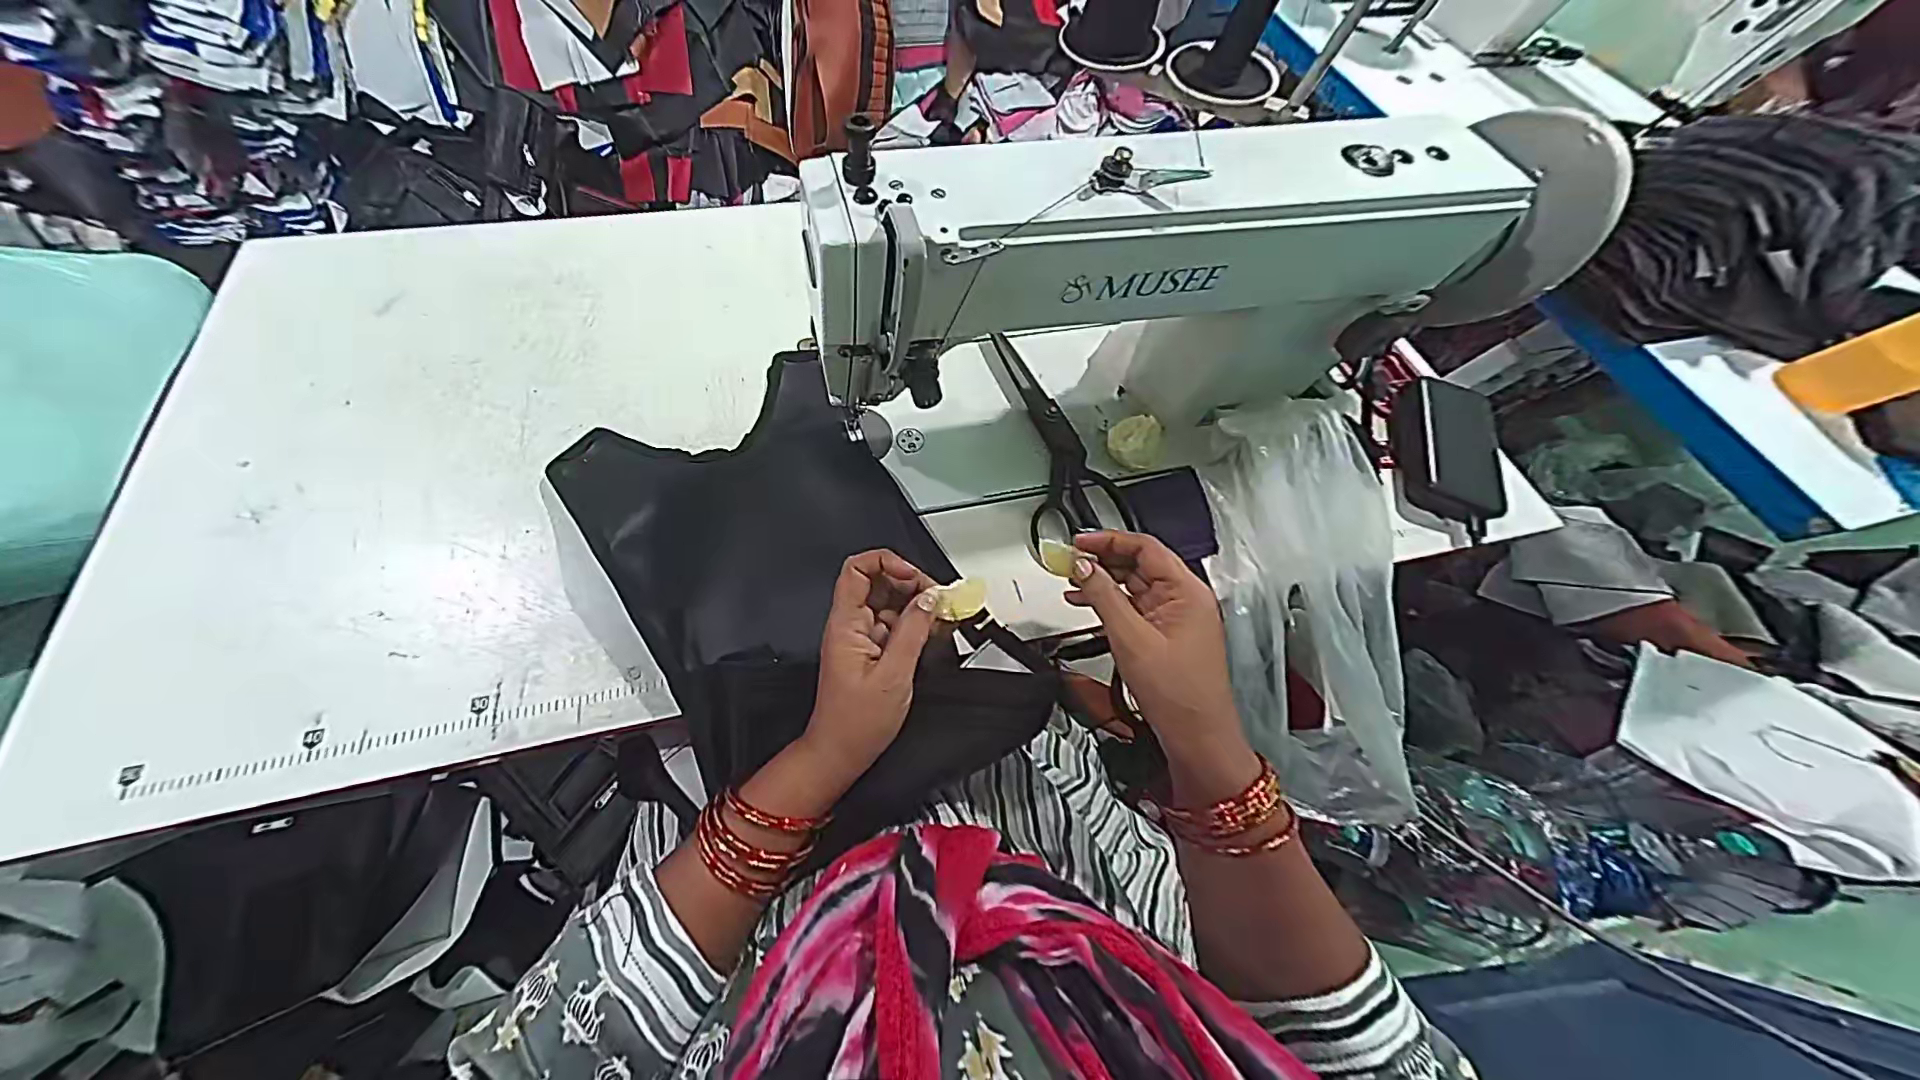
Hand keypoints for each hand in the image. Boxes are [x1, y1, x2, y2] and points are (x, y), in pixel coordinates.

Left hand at [803, 550, 942, 778]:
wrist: (840, 752)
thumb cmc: (855, 723)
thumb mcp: (893, 675)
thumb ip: (913, 632)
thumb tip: (930, 599)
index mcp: (846, 624)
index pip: (857, 569)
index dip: (887, 563)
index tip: (915, 577)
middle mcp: (850, 625)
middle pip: (878, 581)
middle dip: (911, 583)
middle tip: (937, 599)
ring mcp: (860, 636)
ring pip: (889, 601)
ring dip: (916, 603)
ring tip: (940, 615)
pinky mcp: (871, 649)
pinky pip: (893, 623)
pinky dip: (914, 622)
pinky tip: (931, 631)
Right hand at [1065, 531, 1243, 752]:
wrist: (1196, 736)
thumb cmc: (1180, 695)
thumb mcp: (1131, 638)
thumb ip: (1104, 596)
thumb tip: (1084, 567)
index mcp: (1187, 592)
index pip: (1145, 548)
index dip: (1109, 541)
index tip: (1081, 542)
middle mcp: (1184, 599)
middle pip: (1139, 563)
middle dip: (1103, 559)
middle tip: (1071, 560)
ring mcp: (1175, 617)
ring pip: (1134, 585)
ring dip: (1102, 581)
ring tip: (1073, 580)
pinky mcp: (1165, 634)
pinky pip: (1134, 606)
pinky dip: (1110, 602)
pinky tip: (1087, 603)